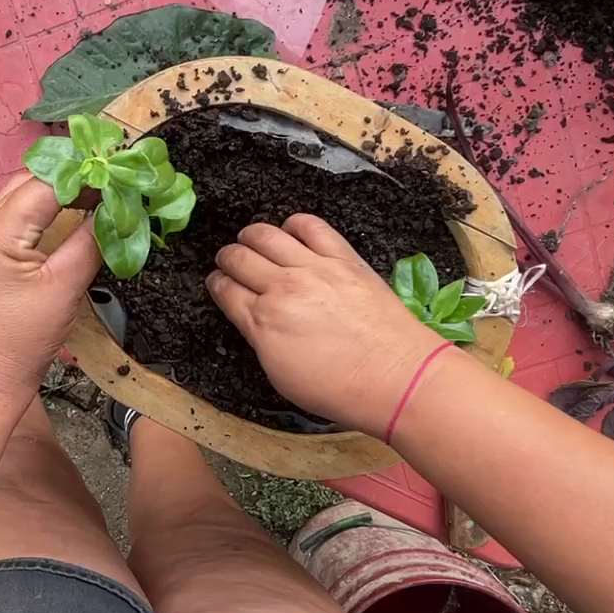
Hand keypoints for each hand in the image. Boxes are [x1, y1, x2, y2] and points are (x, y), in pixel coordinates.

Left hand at [0, 173, 100, 401]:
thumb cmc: (25, 335)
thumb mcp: (66, 286)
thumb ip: (90, 240)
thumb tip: (115, 208)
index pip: (47, 184)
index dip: (85, 175)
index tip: (120, 174)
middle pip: (33, 180)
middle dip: (74, 176)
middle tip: (113, 178)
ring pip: (25, 192)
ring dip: (59, 187)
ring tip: (98, 189)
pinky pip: (19, 210)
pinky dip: (46, 203)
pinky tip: (71, 209)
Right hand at [206, 214, 448, 431]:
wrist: (397, 379)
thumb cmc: (341, 388)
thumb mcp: (280, 374)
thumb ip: (260, 338)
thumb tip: (253, 317)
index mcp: (262, 322)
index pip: (224, 289)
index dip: (216, 283)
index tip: (217, 282)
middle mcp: (282, 289)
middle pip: (239, 258)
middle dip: (227, 258)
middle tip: (228, 261)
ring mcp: (314, 269)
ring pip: (266, 235)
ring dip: (251, 236)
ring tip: (250, 239)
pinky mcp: (344, 259)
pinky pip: (311, 226)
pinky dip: (294, 224)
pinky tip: (290, 230)